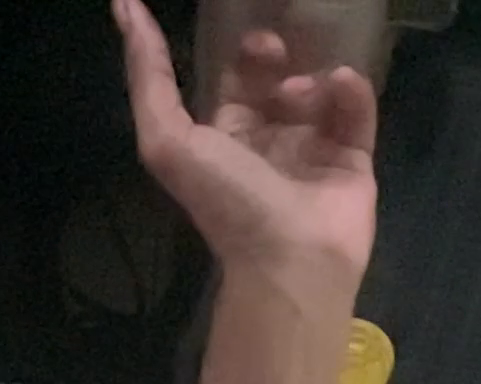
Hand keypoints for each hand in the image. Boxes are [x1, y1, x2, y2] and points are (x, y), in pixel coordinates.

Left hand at [112, 0, 378, 291]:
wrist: (289, 260)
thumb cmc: (228, 202)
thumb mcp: (168, 141)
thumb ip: (148, 79)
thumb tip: (123, 7)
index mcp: (227, 145)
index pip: (234, 85)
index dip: (240, 56)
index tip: (249, 37)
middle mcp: (270, 147)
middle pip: (276, 84)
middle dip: (274, 59)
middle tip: (276, 50)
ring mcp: (314, 155)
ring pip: (318, 94)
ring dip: (312, 76)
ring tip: (303, 91)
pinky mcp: (353, 165)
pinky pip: (356, 114)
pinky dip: (351, 92)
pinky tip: (340, 85)